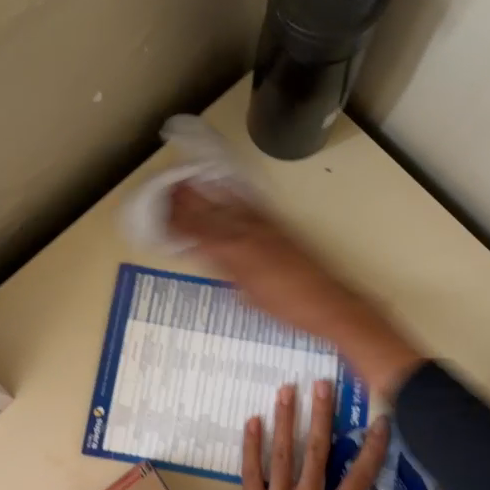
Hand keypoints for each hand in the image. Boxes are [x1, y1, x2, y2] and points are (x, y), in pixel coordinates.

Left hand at [167, 380, 391, 489]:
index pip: (359, 480)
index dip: (372, 449)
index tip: (381, 421)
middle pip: (318, 454)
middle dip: (322, 417)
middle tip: (322, 384)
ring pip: (284, 454)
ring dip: (286, 420)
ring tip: (287, 389)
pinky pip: (251, 473)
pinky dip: (251, 446)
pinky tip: (252, 421)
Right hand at [169, 185, 424, 397]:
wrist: (329, 304)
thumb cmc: (288, 308)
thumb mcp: (247, 296)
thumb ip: (224, 271)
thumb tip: (206, 257)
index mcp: (235, 254)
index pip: (197, 233)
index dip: (177, 222)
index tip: (160, 213)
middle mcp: (248, 234)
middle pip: (209, 213)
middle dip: (186, 201)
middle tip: (167, 189)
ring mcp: (265, 226)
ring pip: (228, 204)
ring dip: (207, 192)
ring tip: (188, 181)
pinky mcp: (279, 225)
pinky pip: (251, 203)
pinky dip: (235, 192)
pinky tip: (227, 184)